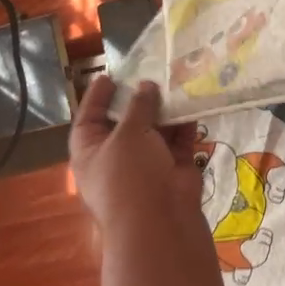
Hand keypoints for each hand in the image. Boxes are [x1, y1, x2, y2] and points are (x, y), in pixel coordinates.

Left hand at [70, 78, 202, 233]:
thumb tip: (145, 86)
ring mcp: (146, 160)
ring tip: (179, 79)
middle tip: (153, 71)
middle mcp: (117, 155)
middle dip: (140, 98)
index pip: (89, 119)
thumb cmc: (129, 174)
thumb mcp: (127, 134)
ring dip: (167, 107)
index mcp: (92, 152)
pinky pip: (178, 137)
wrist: (158, 215)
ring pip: (156, 127)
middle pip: (126, 121)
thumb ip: (138, 106)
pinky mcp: (172, 163)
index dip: (96, 97)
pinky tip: (195, 100)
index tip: (109, 75)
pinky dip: (186, 121)